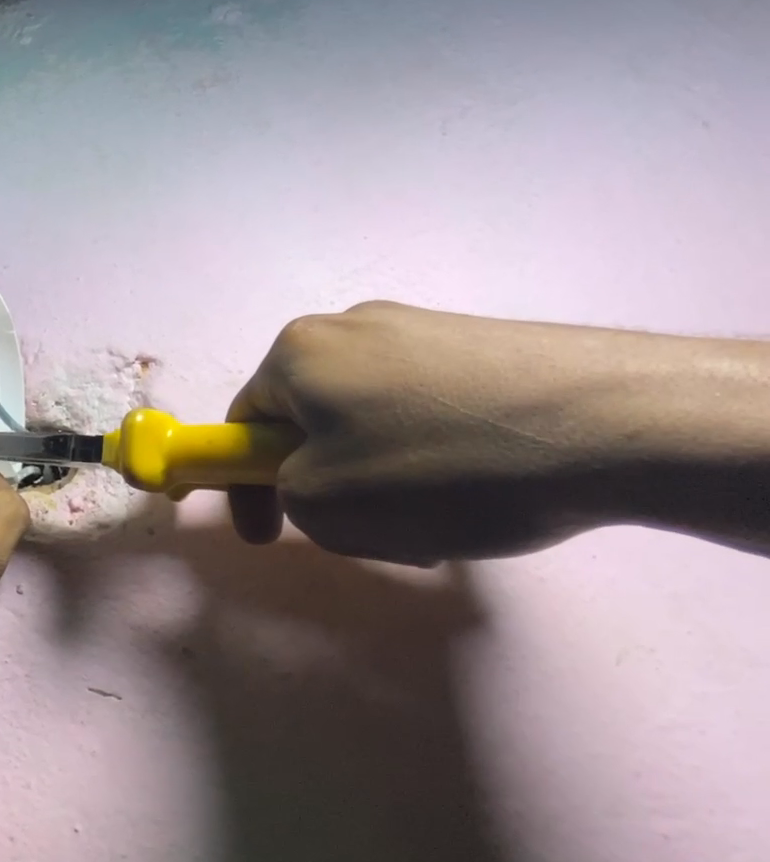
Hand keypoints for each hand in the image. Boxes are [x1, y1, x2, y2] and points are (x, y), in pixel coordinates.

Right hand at [226, 301, 674, 564]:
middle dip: (322, 483)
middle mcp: (348, 327)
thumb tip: (312, 479)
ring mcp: (421, 329)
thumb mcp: (323, 506)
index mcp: (295, 352)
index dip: (242, 485)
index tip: (267, 534)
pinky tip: (475, 489)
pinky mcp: (482, 344)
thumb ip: (283, 496)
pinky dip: (427, 455)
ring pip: (367, 422)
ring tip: (432, 519)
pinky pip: (423, 409)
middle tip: (360, 531)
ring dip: (377, 477)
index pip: (240, 425)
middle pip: (306, 422)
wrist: (620, 425)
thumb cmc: (439, 466)